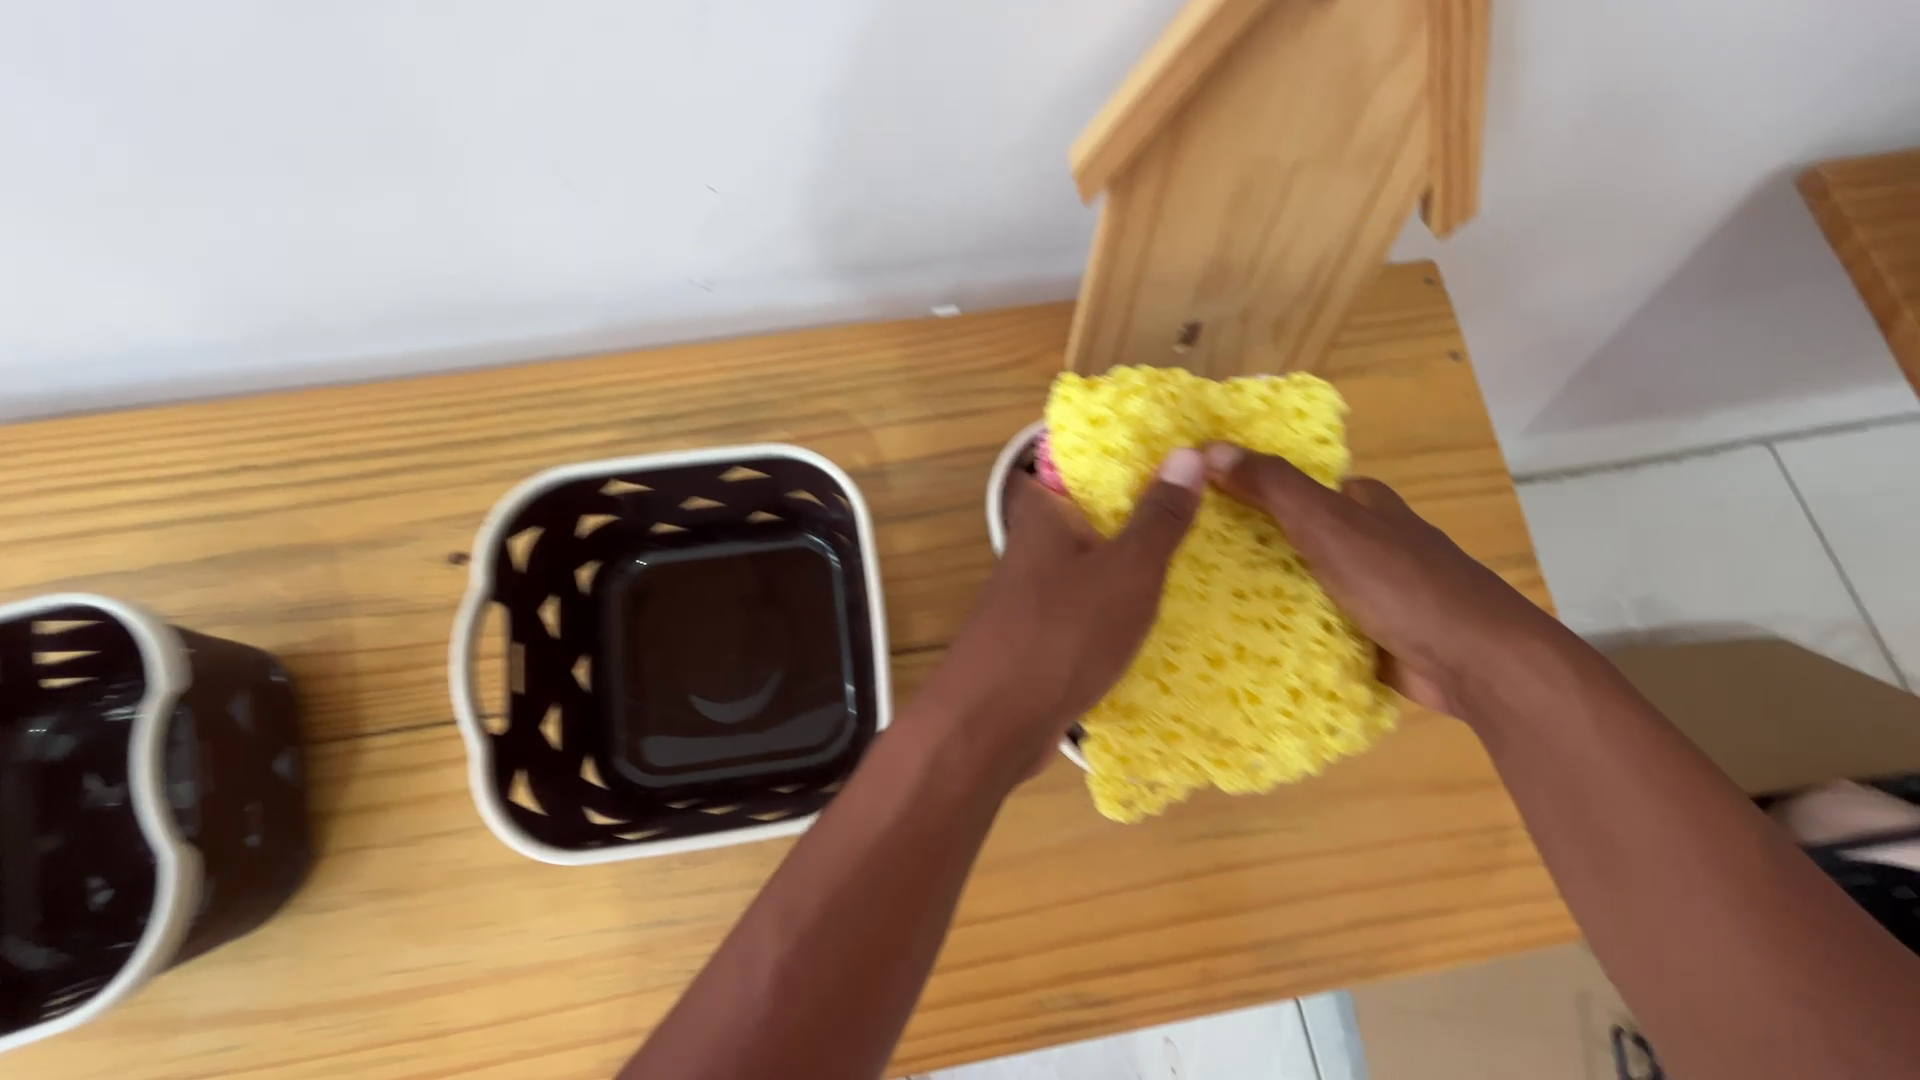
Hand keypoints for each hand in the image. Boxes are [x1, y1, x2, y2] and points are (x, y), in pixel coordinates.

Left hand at [917, 450, 1205, 780]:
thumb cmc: (1064, 632)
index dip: (1108, 457)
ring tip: (1189, 558)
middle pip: (1082, 517)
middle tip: (1194, 508)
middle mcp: (1029, 549)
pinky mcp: (1035, 640)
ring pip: (1084, 567)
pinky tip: (1150, 619)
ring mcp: (1028, 598)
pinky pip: (1081, 611)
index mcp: (1042, 515)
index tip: (1162, 454)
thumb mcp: (1128, 569)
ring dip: (1124, 566)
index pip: (1066, 466)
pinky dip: (1111, 610)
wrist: (996, 723)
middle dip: (1129, 514)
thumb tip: (1186, 452)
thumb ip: (1158, 516)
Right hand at [1203, 443, 1567, 719]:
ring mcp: (1367, 589)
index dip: (1245, 486)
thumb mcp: (1329, 524)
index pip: (1292, 485)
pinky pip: (1311, 622)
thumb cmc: (1400, 582)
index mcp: (1362, 504)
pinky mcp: (1366, 633)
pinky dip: (1282, 625)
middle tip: (1183, 555)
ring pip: (1298, 580)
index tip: (1193, 501)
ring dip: (1259, 587)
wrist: (1473, 661)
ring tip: (1195, 595)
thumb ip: (1272, 487)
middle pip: (1291, 533)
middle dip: (1244, 542)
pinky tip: (1239, 635)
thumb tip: (1208, 448)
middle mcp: (1365, 540)